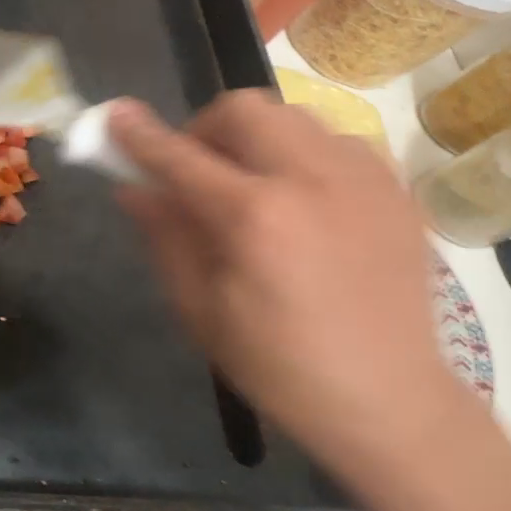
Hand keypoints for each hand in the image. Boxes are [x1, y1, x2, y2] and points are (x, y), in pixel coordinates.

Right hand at [109, 91, 471, 475]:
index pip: (180, 156)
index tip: (114, 115)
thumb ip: (164, 235)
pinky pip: (337, 142)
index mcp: (255, 216)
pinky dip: (304, 155)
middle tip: (196, 170)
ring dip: (256, 138)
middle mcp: (312, 180)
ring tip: (253, 184)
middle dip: (205, 128)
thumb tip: (132, 187)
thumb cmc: (277, 363)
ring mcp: (363, 180)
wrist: (389, 400)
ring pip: (293, 116)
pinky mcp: (396, 191)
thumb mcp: (198, 307)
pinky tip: (303, 200)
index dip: (139, 134)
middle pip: (244, 109)